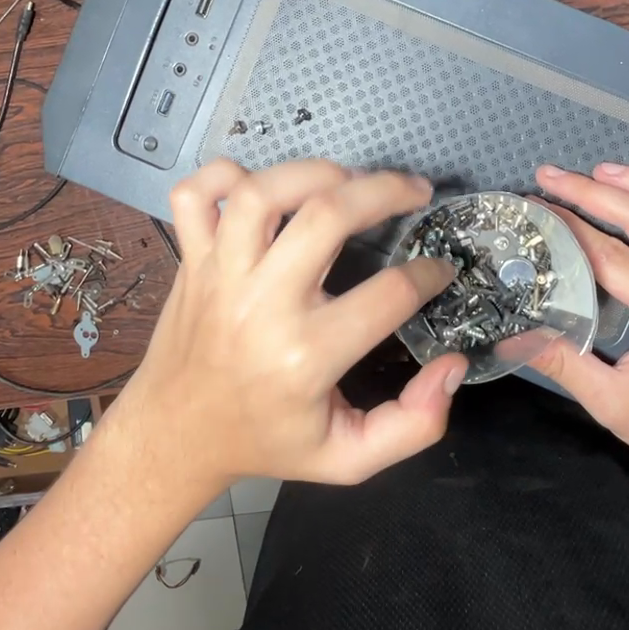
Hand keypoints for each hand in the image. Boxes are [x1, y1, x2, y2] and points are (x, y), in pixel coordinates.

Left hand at [107, 159, 465, 491]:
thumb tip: (452, 367)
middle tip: (415, 190)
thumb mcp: (348, 458)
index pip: (389, 294)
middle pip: (327, 216)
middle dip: (385, 190)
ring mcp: (220, 276)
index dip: (429, 274)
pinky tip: (264, 184)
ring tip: (348, 178)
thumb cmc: (266, 442)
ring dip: (313, 171)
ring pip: (261, 193)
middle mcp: (262, 306)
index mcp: (307, 357)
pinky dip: (226, 174)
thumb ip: (413, 424)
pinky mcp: (191, 260)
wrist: (176, 437)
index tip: (439, 269)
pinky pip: (196, 195)